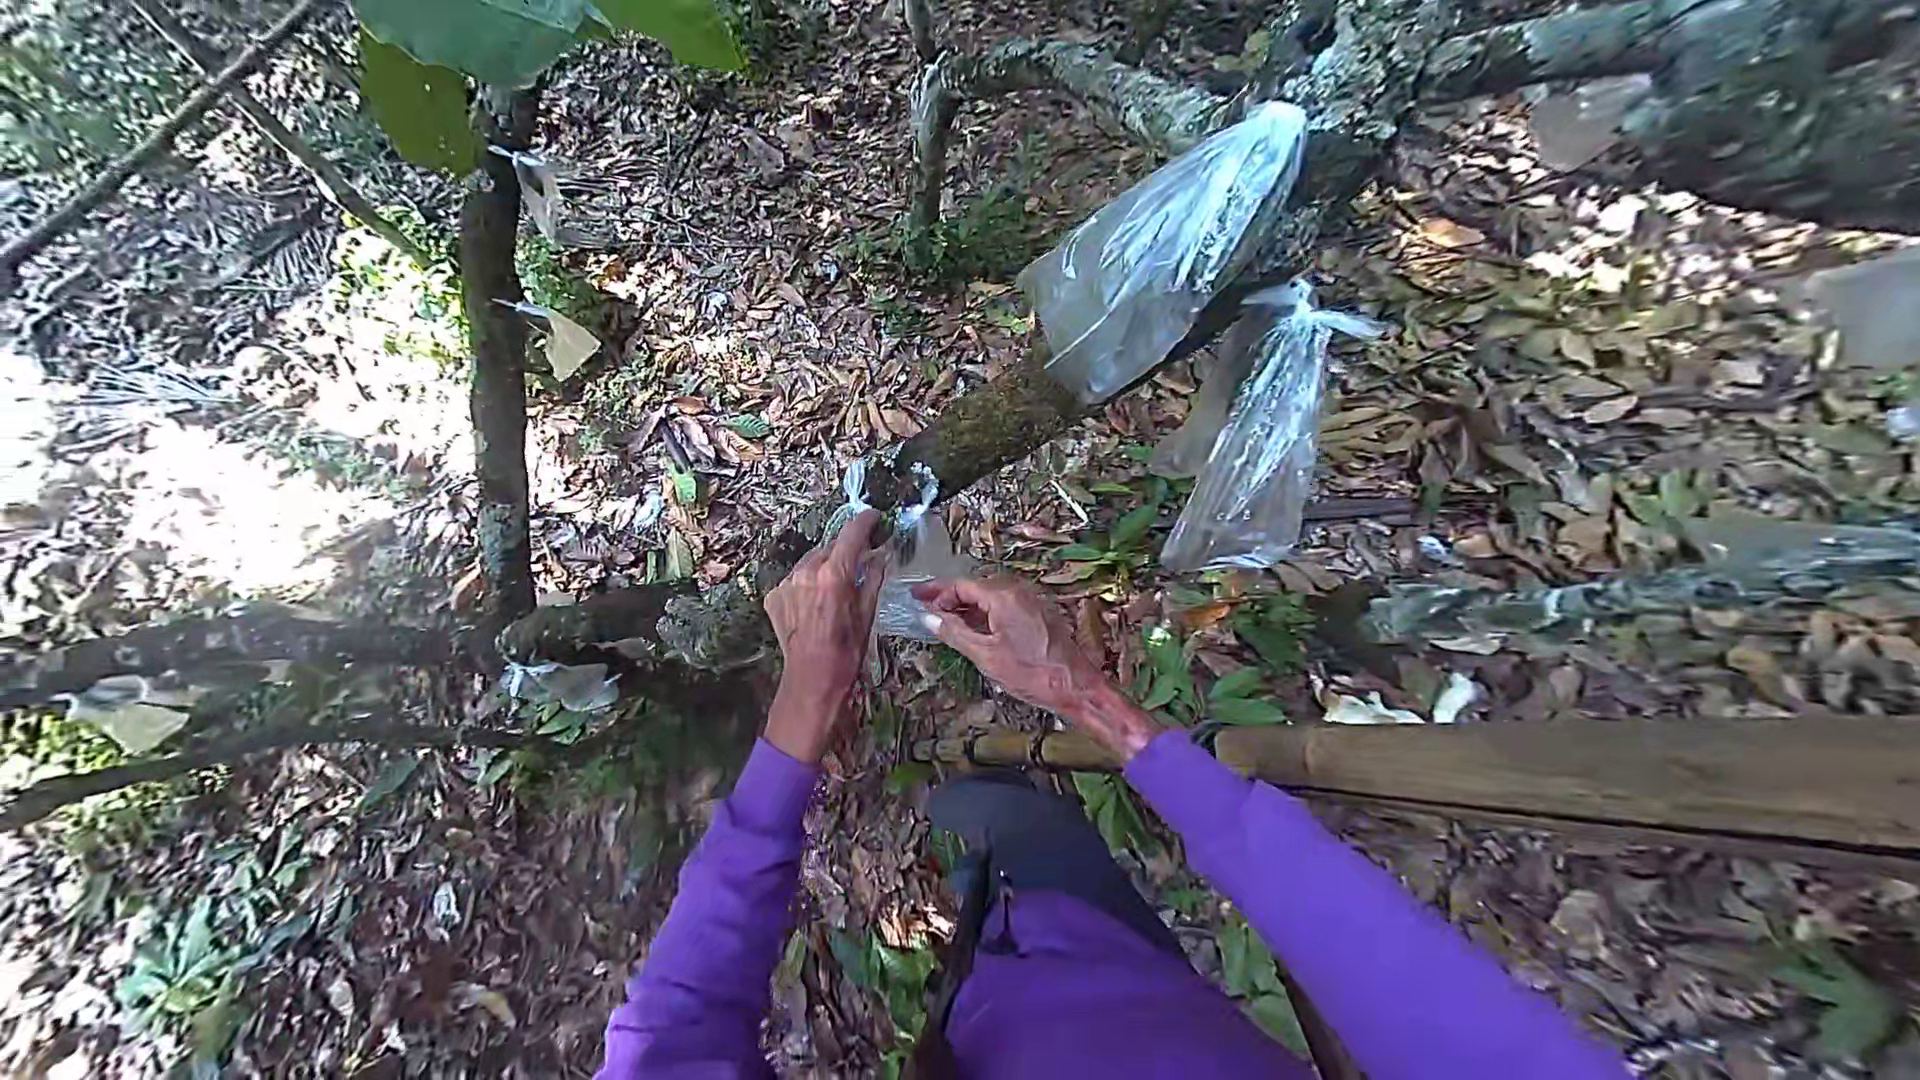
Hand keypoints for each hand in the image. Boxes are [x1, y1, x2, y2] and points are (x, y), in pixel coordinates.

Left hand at [762, 510, 888, 762]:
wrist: (812, 680)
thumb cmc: (847, 650)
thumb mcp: (868, 613)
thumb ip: (873, 577)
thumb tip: (881, 554)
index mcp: (833, 576)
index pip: (851, 534)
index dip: (865, 521)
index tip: (874, 517)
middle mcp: (805, 574)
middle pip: (830, 547)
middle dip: (846, 551)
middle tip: (859, 562)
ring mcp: (786, 585)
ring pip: (811, 562)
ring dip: (825, 566)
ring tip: (836, 587)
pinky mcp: (774, 596)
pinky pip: (795, 579)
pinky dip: (807, 583)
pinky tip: (816, 602)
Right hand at [911, 577, 1160, 760]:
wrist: (1075, 686)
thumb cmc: (1030, 673)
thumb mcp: (986, 655)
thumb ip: (955, 633)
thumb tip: (929, 618)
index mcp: (1003, 596)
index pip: (962, 586)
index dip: (937, 593)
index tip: (918, 600)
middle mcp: (1018, 591)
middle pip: (976, 587)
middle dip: (949, 596)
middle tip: (925, 604)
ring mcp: (1030, 601)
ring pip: (990, 596)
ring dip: (966, 605)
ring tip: (943, 616)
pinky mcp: (1038, 614)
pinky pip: (1004, 605)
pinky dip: (983, 612)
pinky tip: (972, 626)